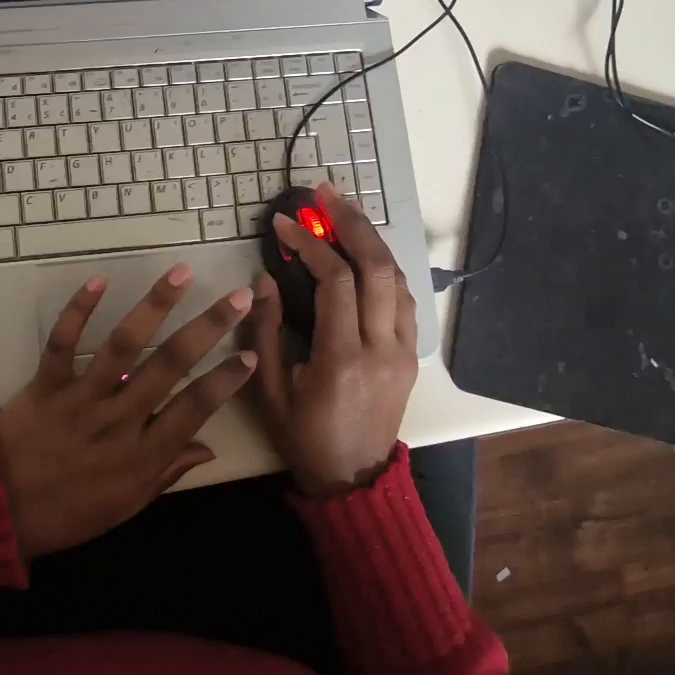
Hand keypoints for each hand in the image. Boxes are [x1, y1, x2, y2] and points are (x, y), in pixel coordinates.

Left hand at [0, 266, 257, 559]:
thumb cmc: (69, 513)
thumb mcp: (127, 505)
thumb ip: (168, 472)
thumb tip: (208, 447)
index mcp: (143, 454)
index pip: (195, 409)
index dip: (226, 381)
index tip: (250, 354)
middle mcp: (119, 420)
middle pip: (170, 366)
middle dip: (208, 328)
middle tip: (237, 297)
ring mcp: (82, 398)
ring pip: (123, 345)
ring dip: (155, 305)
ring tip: (181, 273)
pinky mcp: (47, 383)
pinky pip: (63, 342)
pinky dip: (78, 309)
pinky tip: (99, 279)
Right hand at [245, 182, 418, 498]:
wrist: (354, 481)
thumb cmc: (302, 438)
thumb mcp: (267, 391)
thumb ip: (264, 332)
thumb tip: (264, 280)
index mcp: (342, 359)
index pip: (334, 282)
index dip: (310, 245)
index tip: (285, 223)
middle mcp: (381, 349)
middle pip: (377, 268)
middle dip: (351, 223)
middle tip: (326, 193)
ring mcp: (403, 351)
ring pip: (397, 279)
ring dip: (372, 240)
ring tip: (344, 212)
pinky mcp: (410, 356)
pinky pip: (402, 299)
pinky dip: (384, 267)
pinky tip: (364, 251)